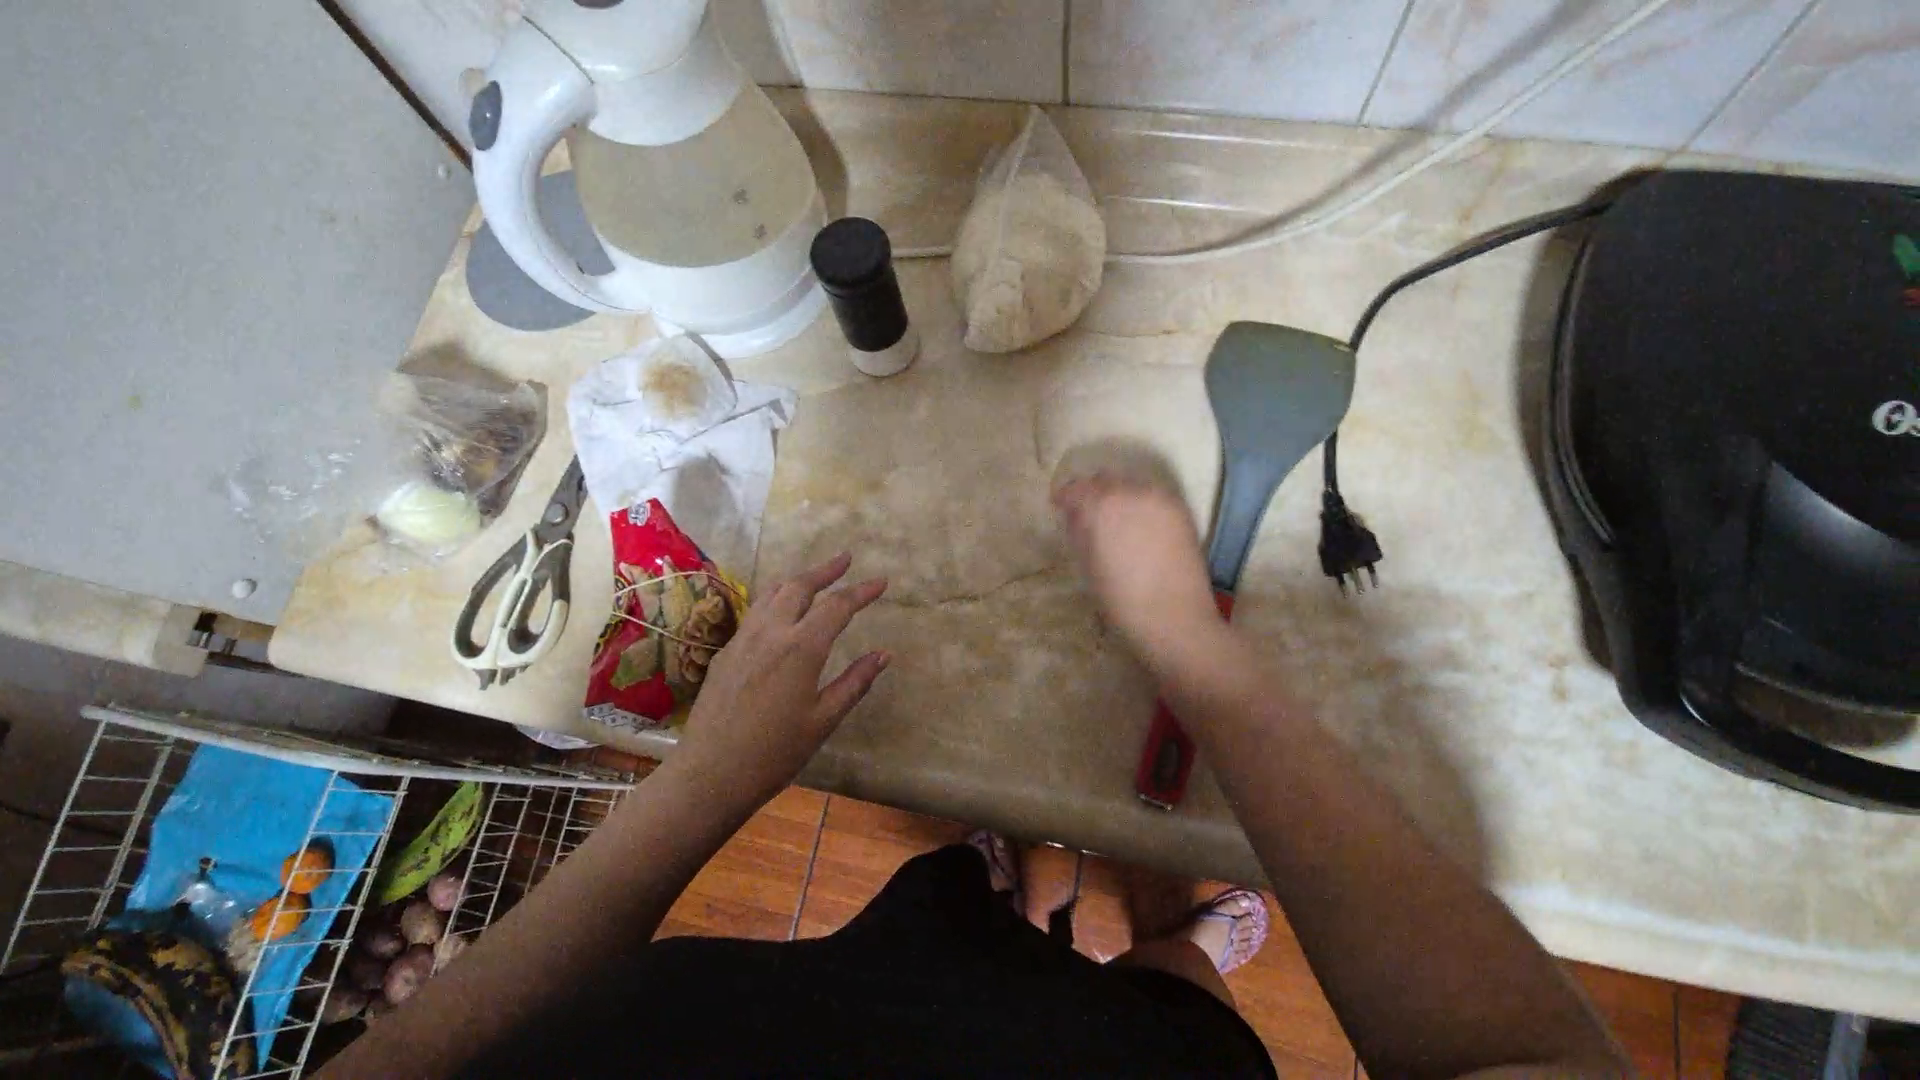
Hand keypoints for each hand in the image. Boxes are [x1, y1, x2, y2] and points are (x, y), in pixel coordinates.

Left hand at [674, 552, 889, 803]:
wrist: (710, 773)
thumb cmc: (774, 753)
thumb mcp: (823, 721)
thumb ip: (854, 683)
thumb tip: (883, 655)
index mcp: (801, 648)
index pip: (837, 606)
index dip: (861, 591)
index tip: (881, 581)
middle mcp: (770, 633)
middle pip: (799, 586)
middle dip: (825, 570)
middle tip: (845, 559)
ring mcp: (743, 639)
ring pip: (771, 594)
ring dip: (797, 580)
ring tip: (814, 577)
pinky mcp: (726, 653)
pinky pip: (755, 612)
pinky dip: (775, 599)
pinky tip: (780, 611)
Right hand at [1052, 473, 1219, 659]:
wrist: (1175, 618)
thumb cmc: (1122, 601)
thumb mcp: (1088, 567)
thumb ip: (1079, 532)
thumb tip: (1075, 516)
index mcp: (1100, 507)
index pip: (1075, 489)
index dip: (1065, 498)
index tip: (1060, 508)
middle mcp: (1131, 492)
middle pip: (1104, 480)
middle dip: (1092, 494)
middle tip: (1087, 516)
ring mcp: (1160, 498)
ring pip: (1131, 484)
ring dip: (1118, 496)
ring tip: (1115, 521)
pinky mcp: (1180, 510)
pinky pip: (1153, 496)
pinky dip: (1141, 503)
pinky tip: (1140, 526)